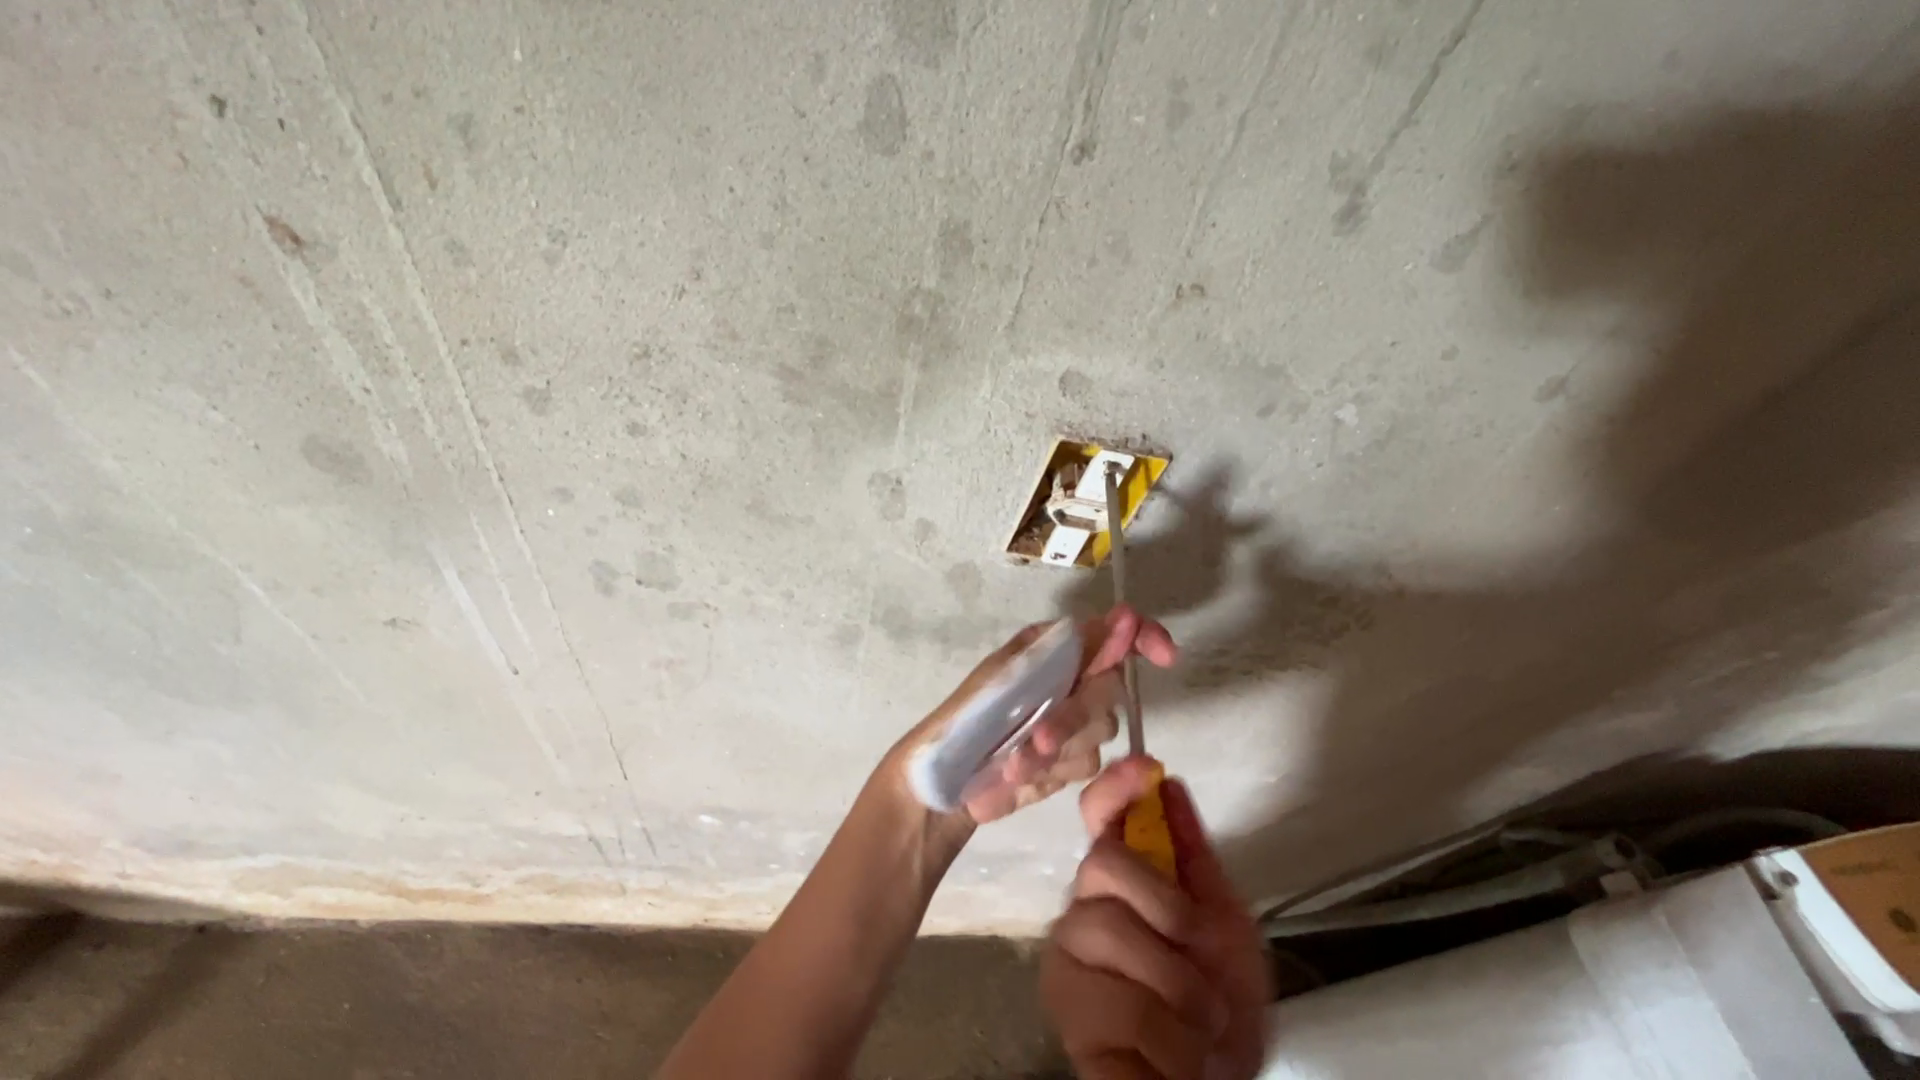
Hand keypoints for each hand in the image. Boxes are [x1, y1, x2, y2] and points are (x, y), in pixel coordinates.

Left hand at [883, 606, 1176, 823]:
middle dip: (1074, 717)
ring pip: (1101, 731)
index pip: (1115, 634)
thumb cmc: (968, 716)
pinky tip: (1019, 775)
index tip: (1165, 657)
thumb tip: (1124, 616)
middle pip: (1110, 689)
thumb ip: (1066, 650)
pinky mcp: (1071, 764)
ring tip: (1014, 762)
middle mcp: (1073, 681)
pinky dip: (1052, 773)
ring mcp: (1075, 724)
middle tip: (1037, 738)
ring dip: (1056, 750)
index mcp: (1056, 650)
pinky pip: (1088, 766)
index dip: (1145, 638)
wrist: (944, 781)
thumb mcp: (1009, 674)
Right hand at [1041, 758, 1271, 1079]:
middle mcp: (1084, 907)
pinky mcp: (1065, 1013)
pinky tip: (1173, 1055)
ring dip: (1183, 990)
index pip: (1099, 815)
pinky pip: (1120, 1005)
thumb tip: (1170, 784)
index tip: (1146, 766)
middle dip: (1168, 908)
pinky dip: (1171, 1040)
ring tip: (1198, 1023)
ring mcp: (1068, 959)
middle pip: (1103, 862)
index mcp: (1124, 881)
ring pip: (1110, 931)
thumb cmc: (1223, 1002)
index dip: (1115, 786)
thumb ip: (1197, 859)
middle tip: (1200, 949)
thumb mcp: (1228, 925)